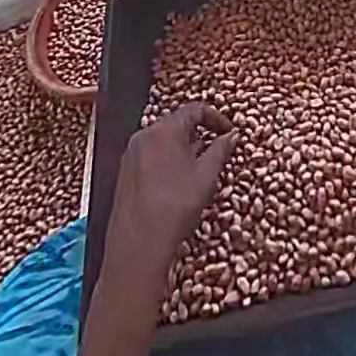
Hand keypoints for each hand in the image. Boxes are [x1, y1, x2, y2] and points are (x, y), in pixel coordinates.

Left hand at [102, 104, 236, 299]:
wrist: (138, 245)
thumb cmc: (175, 207)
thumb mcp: (206, 176)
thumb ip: (220, 150)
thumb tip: (230, 136)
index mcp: (164, 130)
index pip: (194, 109)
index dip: (216, 118)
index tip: (228, 132)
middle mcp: (144, 136)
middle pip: (177, 123)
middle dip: (200, 133)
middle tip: (217, 149)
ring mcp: (131, 155)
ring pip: (164, 140)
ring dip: (185, 147)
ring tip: (200, 169)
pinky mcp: (125, 173)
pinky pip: (151, 155)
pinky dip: (169, 160)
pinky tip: (179, 182)